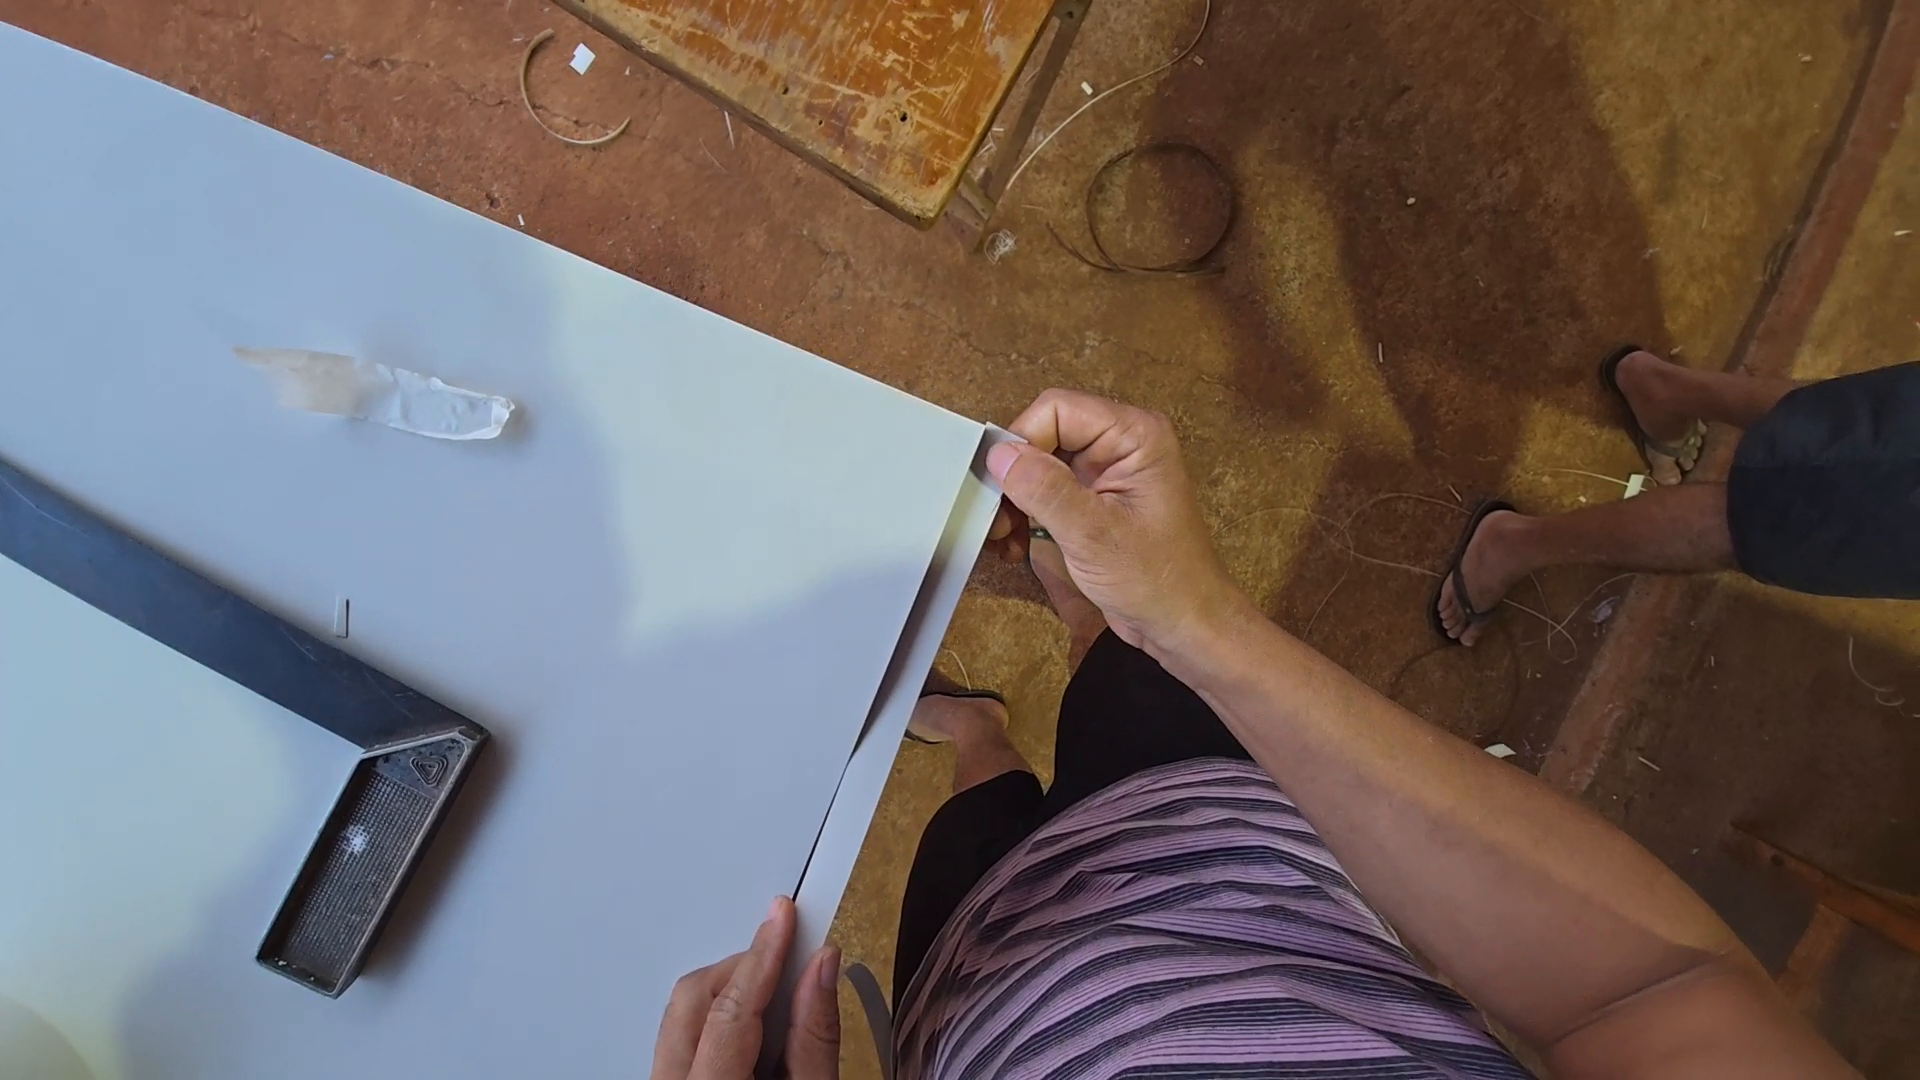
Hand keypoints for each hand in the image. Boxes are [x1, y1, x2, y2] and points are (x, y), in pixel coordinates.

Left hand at [650, 897, 839, 1079]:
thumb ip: (815, 1037)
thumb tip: (822, 966)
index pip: (731, 1007)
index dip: (764, 953)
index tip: (785, 914)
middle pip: (694, 995)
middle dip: (745, 967)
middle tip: (790, 956)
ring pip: (681, 1010)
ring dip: (730, 992)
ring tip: (776, 1002)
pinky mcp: (664, 1079)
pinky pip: (678, 1034)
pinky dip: (715, 1017)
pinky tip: (751, 1028)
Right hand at [984, 389, 1249, 654]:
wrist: (1183, 624)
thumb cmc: (1153, 579)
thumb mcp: (1093, 534)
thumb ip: (1045, 490)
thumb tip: (998, 454)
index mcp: (1133, 435)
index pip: (1056, 410)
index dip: (1022, 442)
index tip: (1002, 489)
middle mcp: (1119, 443)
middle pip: (1043, 435)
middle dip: (1014, 476)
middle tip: (997, 523)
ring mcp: (1105, 471)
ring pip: (1038, 465)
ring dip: (1014, 500)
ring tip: (1003, 539)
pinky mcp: (1093, 498)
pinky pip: (1046, 490)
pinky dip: (1025, 514)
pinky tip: (1015, 545)